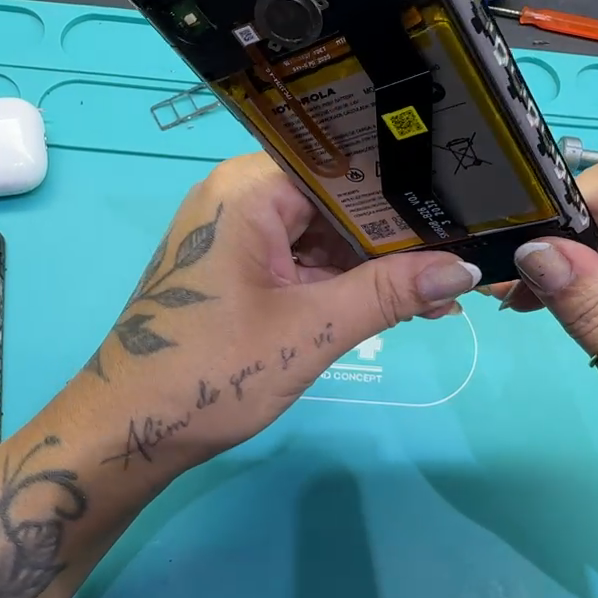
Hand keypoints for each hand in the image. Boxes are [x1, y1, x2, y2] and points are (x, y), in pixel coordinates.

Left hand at [73, 153, 481, 472]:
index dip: (405, 184)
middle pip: (336, 199)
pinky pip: (303, 261)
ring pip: (323, 234)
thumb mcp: (310, 331)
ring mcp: (236, 235)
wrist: (130, 431)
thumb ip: (389, 293)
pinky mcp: (237, 269)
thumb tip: (466, 268)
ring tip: (446, 284)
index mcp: (249, 190)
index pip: (343, 165)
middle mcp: (239, 198)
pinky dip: (343, 283)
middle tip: (467, 248)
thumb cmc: (211, 373)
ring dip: (375, 264)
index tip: (464, 201)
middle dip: (397, 232)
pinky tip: (399, 301)